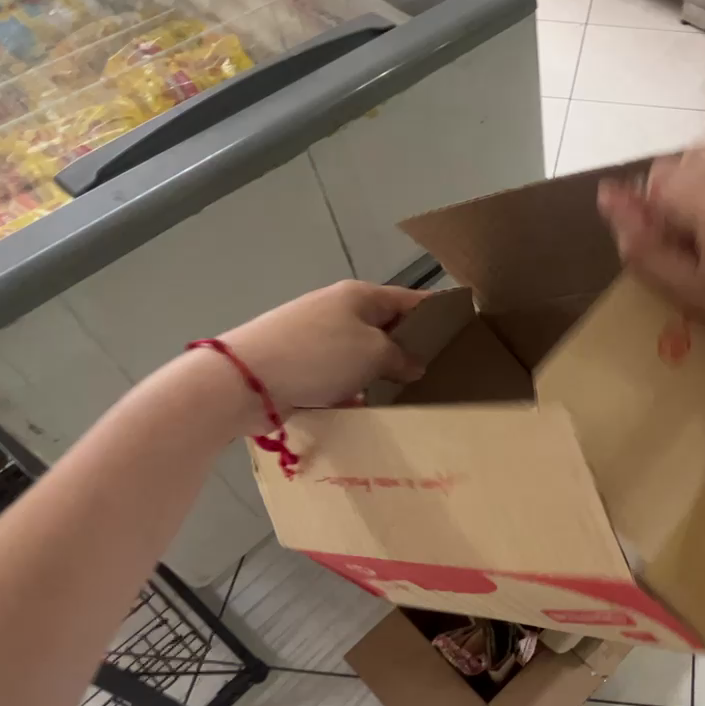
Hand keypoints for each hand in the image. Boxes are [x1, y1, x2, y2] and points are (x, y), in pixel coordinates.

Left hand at [211, 280, 428, 435]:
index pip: (410, 299)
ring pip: (361, 354)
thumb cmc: (319, 355)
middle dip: (407, 348)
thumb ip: (401, 357)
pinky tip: (365, 409)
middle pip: (384, 327)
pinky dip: (351, 390)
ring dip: (378, 373)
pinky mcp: (299, 364)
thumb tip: (413, 364)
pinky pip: (338, 376)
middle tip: (436, 373)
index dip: (435, 312)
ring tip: (404, 396)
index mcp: (360, 296)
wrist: (244, 379)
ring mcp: (315, 337)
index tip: (460, 330)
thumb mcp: (373, 353)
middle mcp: (337, 310)